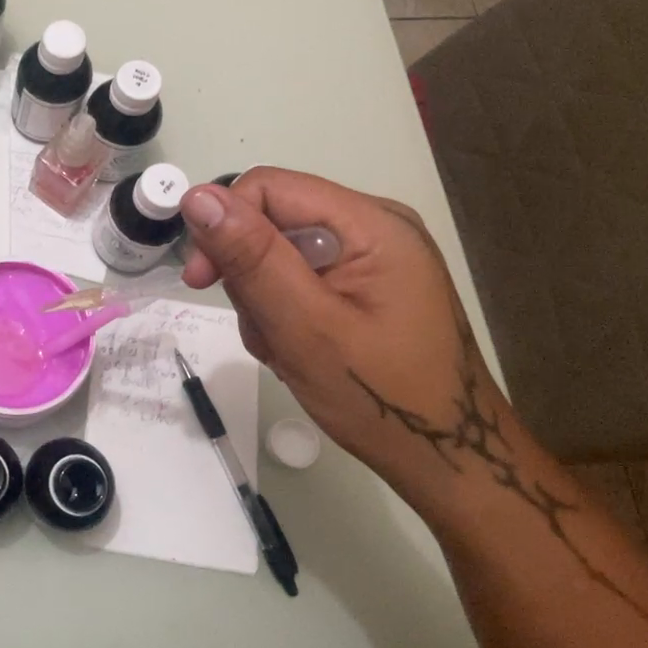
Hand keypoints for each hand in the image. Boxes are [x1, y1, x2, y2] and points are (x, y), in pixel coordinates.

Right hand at [179, 167, 503, 493]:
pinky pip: (301, 279)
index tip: (199, 282)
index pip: (267, 188)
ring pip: (279, 254)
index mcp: (370, 223)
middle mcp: (374, 226)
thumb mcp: (305, 326)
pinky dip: (285, 313)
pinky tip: (300, 350)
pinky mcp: (368, 284)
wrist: (451, 459)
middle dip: (249, 276)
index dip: (222, 226)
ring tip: (287, 350)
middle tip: (265, 333)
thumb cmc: (381, 397)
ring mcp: (374, 257)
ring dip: (264, 302)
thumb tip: (196, 196)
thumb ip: (251, 257)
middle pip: (272, 221)